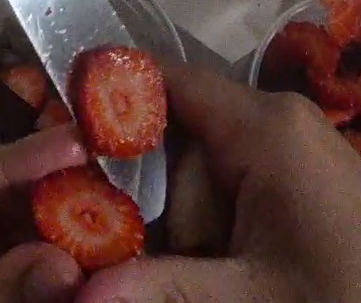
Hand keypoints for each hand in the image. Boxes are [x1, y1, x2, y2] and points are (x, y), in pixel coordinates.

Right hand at [78, 65, 360, 302]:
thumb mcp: (254, 302)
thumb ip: (162, 291)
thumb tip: (76, 292)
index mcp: (262, 125)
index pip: (165, 80)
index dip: (111, 96)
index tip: (61, 132)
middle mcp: (273, 120)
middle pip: (176, 137)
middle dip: (152, 197)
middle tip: (131, 249)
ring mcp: (289, 147)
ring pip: (200, 169)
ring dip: (186, 225)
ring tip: (211, 279)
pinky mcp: (298, 178)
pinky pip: (230, 185)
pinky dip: (210, 224)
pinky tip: (220, 270)